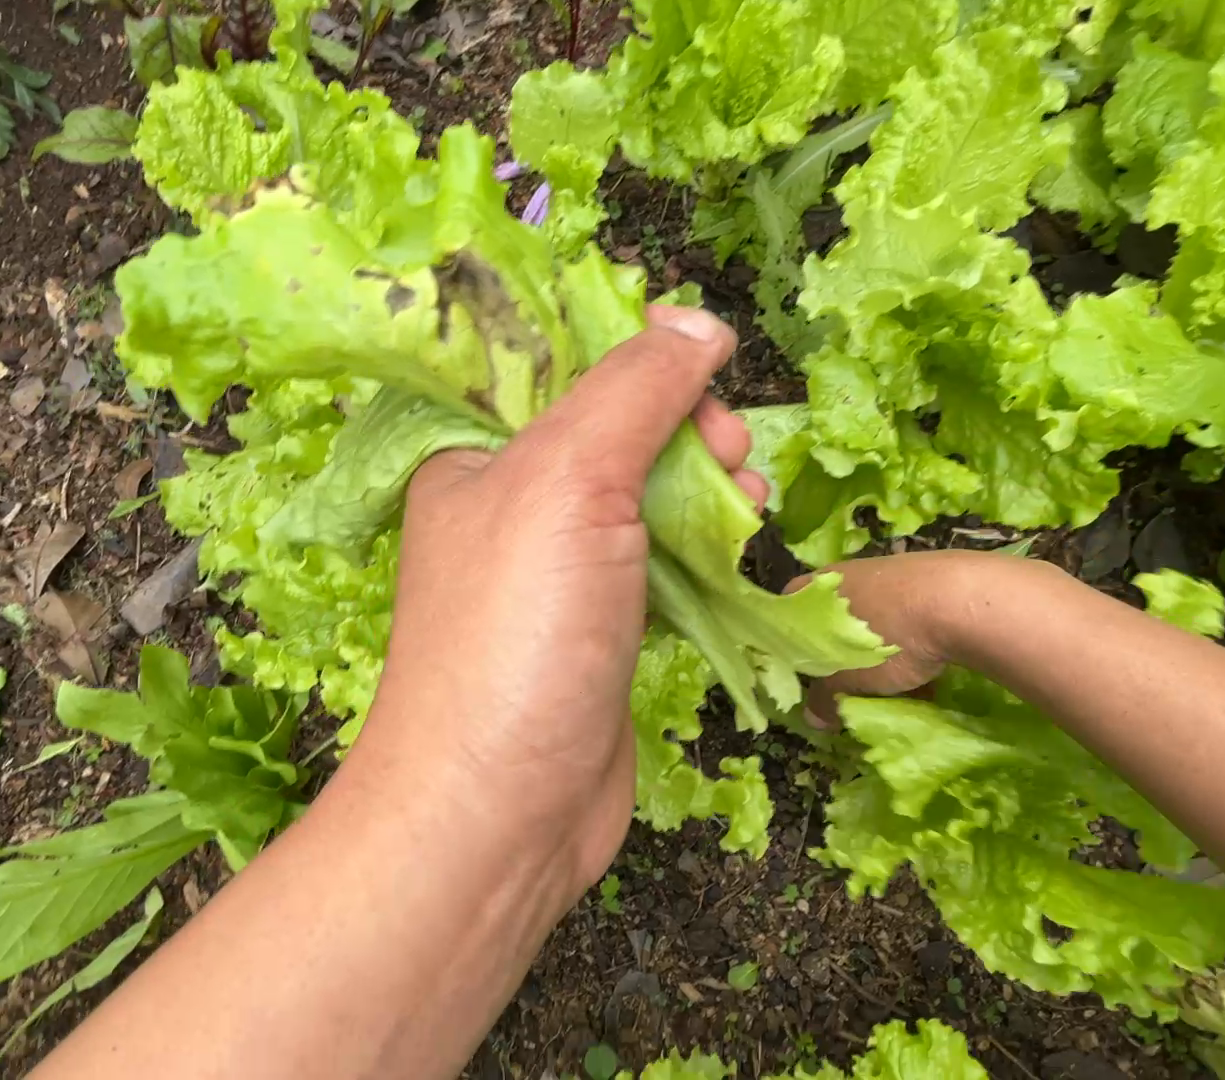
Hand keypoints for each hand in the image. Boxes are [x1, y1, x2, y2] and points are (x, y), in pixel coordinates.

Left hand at [353, 306, 765, 893]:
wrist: (500, 808)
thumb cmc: (516, 632)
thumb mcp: (568, 480)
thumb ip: (632, 390)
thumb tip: (696, 322)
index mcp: (475, 454)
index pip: (559, 365)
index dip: (634, 352)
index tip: (701, 357)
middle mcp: (511, 503)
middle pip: (614, 426)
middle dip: (684, 423)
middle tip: (730, 449)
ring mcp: (558, 566)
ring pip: (646, 491)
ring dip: (706, 483)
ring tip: (748, 500)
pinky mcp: (599, 621)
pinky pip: (659, 554)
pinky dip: (703, 542)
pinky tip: (740, 543)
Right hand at [794, 550, 1028, 721]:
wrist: (964, 601)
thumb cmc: (888, 636)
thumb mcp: (850, 678)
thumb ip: (825, 696)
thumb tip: (813, 716)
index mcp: (815, 587)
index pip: (788, 611)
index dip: (794, 644)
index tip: (806, 673)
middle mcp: (846, 573)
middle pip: (833, 619)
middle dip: (842, 654)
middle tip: (850, 685)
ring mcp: (888, 572)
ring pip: (873, 621)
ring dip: (880, 653)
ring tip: (896, 688)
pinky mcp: (927, 580)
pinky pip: (907, 618)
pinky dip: (911, 645)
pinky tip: (928, 675)